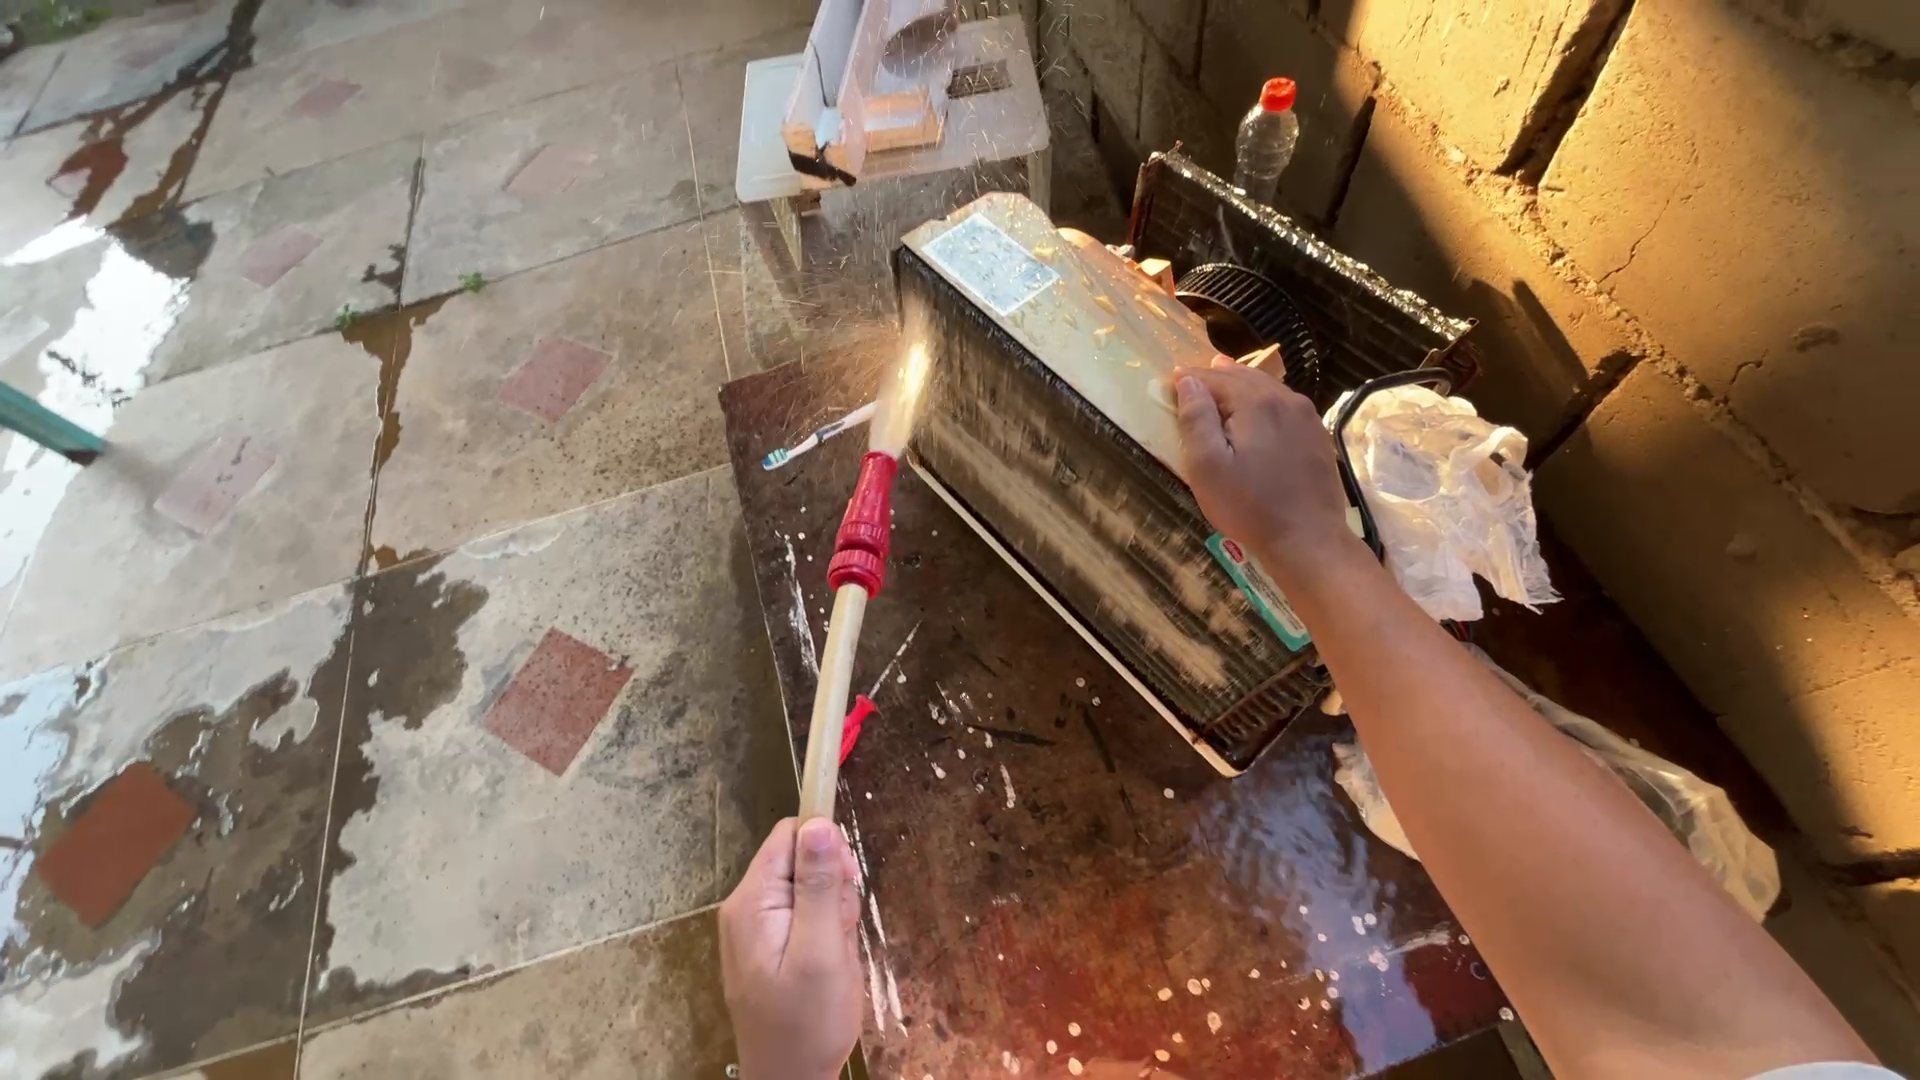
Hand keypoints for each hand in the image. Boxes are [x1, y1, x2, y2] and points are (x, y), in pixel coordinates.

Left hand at [719, 818, 863, 1079]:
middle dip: (832, 887)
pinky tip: (829, 963)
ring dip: (834, 913)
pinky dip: (827, 932)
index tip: (846, 881)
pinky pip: (807, 915)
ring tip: (835, 955)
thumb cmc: (807, 1022)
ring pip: (811, 887)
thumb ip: (818, 884)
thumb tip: (819, 821)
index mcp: (752, 900)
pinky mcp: (772, 944)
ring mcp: (758, 927)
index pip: (790, 835)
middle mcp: (748, 906)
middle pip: (802, 859)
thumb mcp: (820, 950)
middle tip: (840, 931)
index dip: (825, 847)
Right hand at [1173, 360, 1353, 566]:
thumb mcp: (1207, 466)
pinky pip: (1284, 405)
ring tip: (1223, 377)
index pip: (1215, 379)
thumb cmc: (1248, 505)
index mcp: (1256, 403)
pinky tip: (1257, 407)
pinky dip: (1263, 399)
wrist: (1307, 537)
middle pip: (1243, 378)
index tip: (1170, 378)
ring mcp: (1306, 417)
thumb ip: (1196, 419)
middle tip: (1193, 375)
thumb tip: (1187, 381)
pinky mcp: (1317, 436)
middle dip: (1216, 376)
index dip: (1190, 378)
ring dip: (1241, 383)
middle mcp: (1285, 400)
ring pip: (1267, 388)